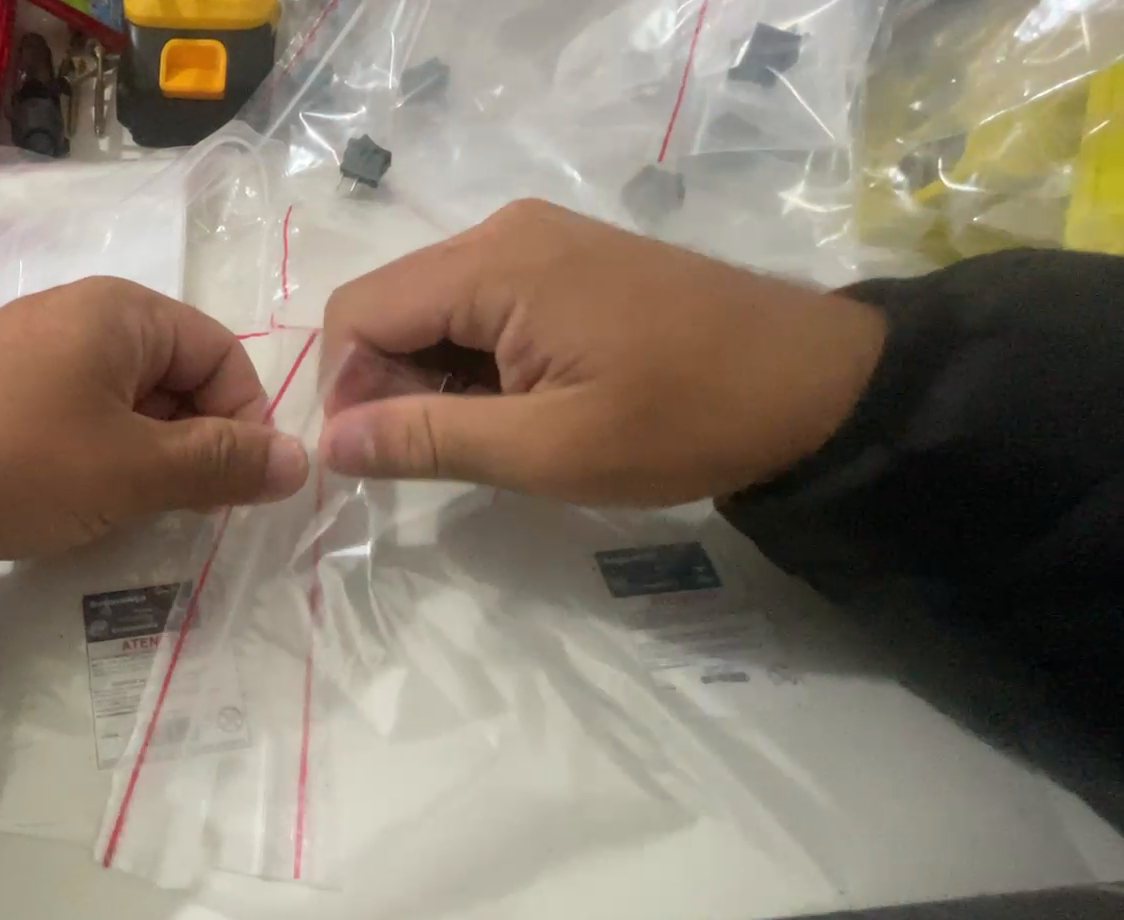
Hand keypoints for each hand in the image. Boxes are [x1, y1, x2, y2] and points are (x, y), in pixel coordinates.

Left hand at [0, 277, 309, 568]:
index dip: (244, 424)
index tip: (233, 492)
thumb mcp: (130, 472)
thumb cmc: (12, 463)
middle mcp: (81, 316)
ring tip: (119, 512)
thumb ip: (220, 464)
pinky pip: (76, 420)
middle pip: (176, 380)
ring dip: (142, 462)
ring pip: (126, 408)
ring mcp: (34, 352)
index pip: (224, 357)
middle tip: (175, 512)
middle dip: (190, 448)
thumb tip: (301, 460)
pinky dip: (94, 461)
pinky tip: (71, 501)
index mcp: (123, 313)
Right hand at [320, 200, 888, 505]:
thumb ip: (424, 440)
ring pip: (420, 313)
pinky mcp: (553, 265)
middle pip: (384, 309)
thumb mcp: (544, 448)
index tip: (374, 455)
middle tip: (430, 451)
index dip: (345, 390)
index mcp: (493, 264)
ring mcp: (529, 244)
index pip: (357, 315)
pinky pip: (465, 311)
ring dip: (420, 380)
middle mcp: (499, 234)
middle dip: (381, 386)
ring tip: (476, 433)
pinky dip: (458, 365)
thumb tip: (327, 446)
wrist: (821, 389)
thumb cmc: (682, 422)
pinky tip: (501, 404)